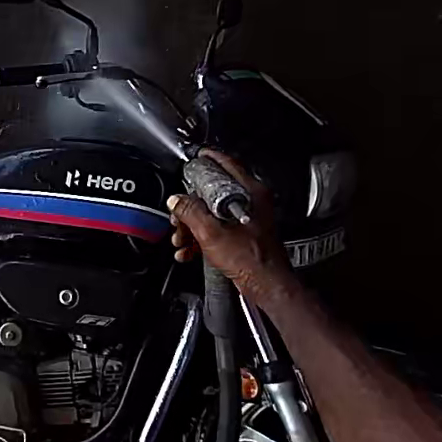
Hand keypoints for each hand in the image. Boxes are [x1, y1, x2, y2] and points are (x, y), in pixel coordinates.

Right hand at [167, 150, 287, 291]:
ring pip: (211, 212)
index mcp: (249, 193)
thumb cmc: (250, 259)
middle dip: (189, 206)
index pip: (227, 164)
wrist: (265, 284)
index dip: (207, 159)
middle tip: (177, 217)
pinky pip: (217, 227)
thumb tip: (176, 200)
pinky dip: (201, 236)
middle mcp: (251, 202)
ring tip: (181, 239)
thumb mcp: (211, 232)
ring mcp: (247, 217)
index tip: (194, 157)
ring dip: (191, 225)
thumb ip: (190, 212)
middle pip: (212, 192)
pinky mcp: (243, 233)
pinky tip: (189, 249)